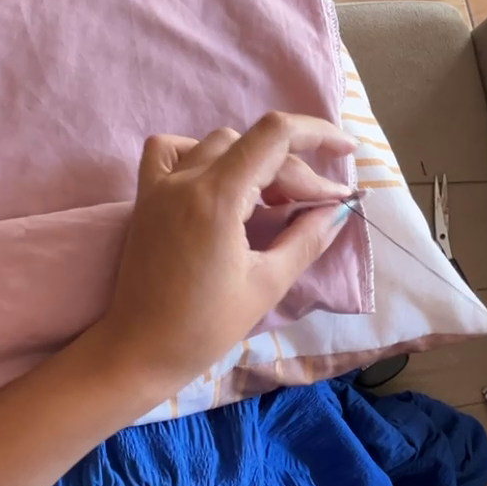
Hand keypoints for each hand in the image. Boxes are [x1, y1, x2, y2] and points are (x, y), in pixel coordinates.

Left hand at [90, 111, 355, 392]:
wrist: (139, 350)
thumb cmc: (204, 328)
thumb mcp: (267, 285)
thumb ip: (306, 239)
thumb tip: (338, 210)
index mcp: (217, 198)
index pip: (275, 136)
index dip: (319, 135)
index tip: (347, 155)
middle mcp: (184, 180)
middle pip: (253, 145)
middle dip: (294, 171)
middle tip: (318, 210)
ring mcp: (159, 186)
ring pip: (217, 144)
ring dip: (255, 162)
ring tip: (274, 201)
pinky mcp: (145, 198)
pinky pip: (169, 151)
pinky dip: (199, 154)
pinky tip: (219, 180)